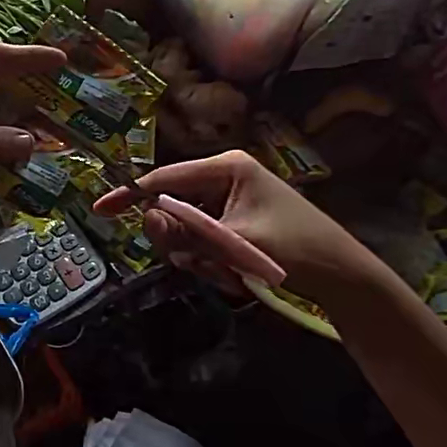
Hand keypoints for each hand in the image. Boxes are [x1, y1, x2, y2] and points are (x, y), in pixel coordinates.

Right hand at [94, 150, 393, 303]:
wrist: (345, 278)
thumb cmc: (298, 250)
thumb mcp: (238, 243)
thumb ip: (189, 233)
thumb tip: (148, 221)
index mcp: (227, 167)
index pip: (165, 178)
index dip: (130, 195)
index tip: (100, 210)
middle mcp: (224, 178)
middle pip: (172, 208)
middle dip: (182, 242)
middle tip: (202, 263)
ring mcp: (229, 202)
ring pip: (186, 231)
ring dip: (200, 258)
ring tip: (231, 275)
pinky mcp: (235, 223)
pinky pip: (203, 242)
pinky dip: (212, 262)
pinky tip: (238, 276)